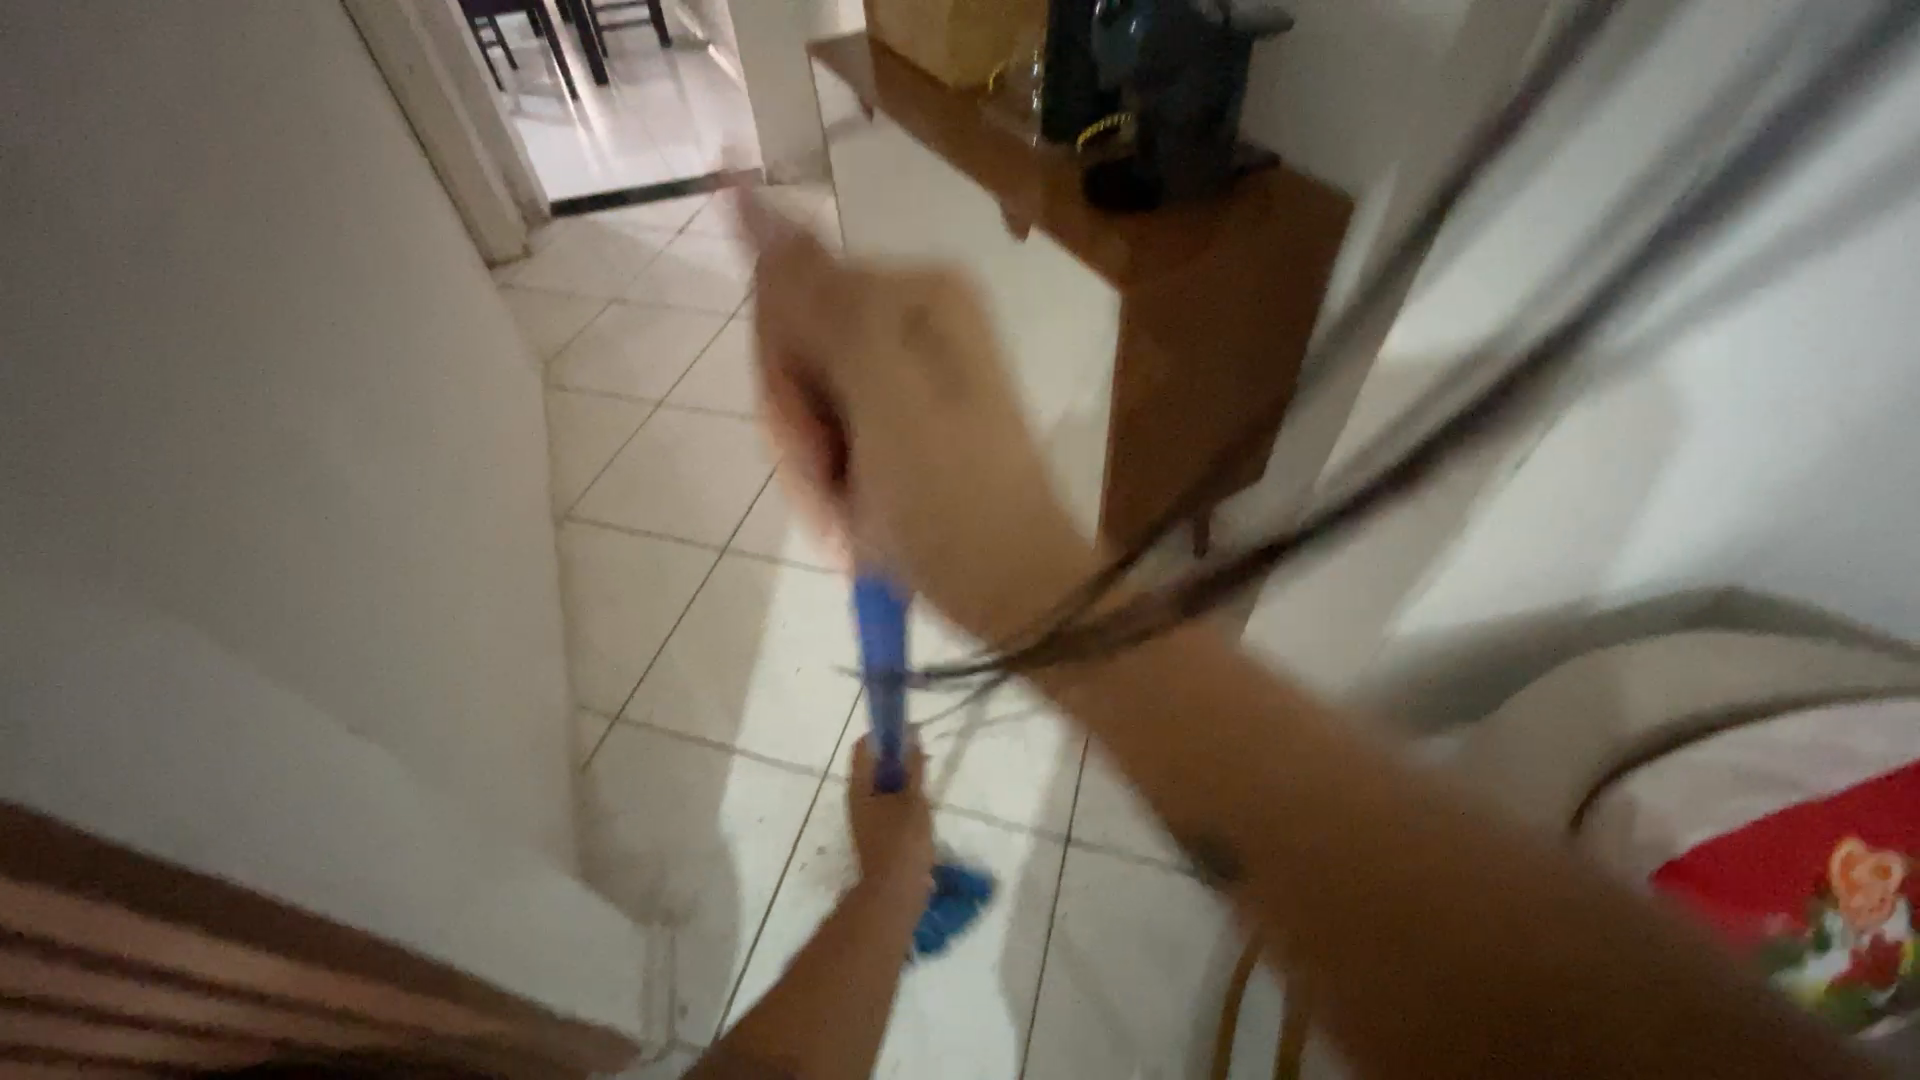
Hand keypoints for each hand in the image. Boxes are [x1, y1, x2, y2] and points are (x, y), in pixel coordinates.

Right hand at [733, 189, 1096, 641]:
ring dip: (814, 470)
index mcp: (913, 294)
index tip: (815, 432)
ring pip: (804, 407)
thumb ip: (816, 295)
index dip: (781, 374)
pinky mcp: (899, 425)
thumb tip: (746, 188)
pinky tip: (860, 518)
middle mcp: (909, 322)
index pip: (784, 297)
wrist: (1007, 586)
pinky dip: (832, 486)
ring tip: (853, 514)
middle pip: (793, 353)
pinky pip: (829, 440)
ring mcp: (904, 376)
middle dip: (799, 430)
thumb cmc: (949, 494)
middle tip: (836, 484)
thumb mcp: (880, 389)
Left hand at [846, 737, 934, 890]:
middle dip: (897, 756)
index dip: (883, 733)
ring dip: (902, 777)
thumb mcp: (914, 799)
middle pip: (873, 764)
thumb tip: (912, 737)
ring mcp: (865, 817)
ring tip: (926, 779)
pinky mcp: (877, 833)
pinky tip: (923, 804)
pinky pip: (888, 803)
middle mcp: (856, 798)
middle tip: (922, 754)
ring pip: (882, 785)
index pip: (863, 745)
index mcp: (859, 786)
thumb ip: (914, 767)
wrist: (895, 893)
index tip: (908, 731)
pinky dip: (903, 797)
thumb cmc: (902, 842)